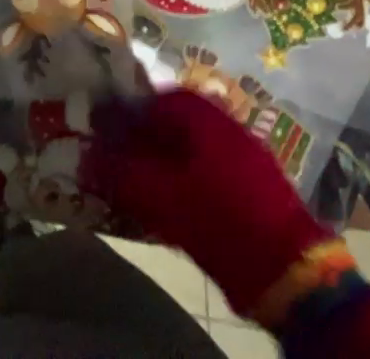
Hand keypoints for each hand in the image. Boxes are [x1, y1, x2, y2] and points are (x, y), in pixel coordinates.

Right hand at [82, 89, 329, 317]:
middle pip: (175, 123)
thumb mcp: (157, 194)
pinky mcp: (253, 192)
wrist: (287, 272)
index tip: (103, 123)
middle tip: (113, 151)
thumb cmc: (217, 218)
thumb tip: (83, 156)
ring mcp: (246, 161)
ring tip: (133, 178)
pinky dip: (181, 180)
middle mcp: (228, 131)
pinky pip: (206, 173)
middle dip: (142, 135)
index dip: (126, 108)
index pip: (157, 98)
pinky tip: (162, 201)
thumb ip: (117, 171)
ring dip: (161, 160)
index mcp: (207, 119)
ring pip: (191, 150)